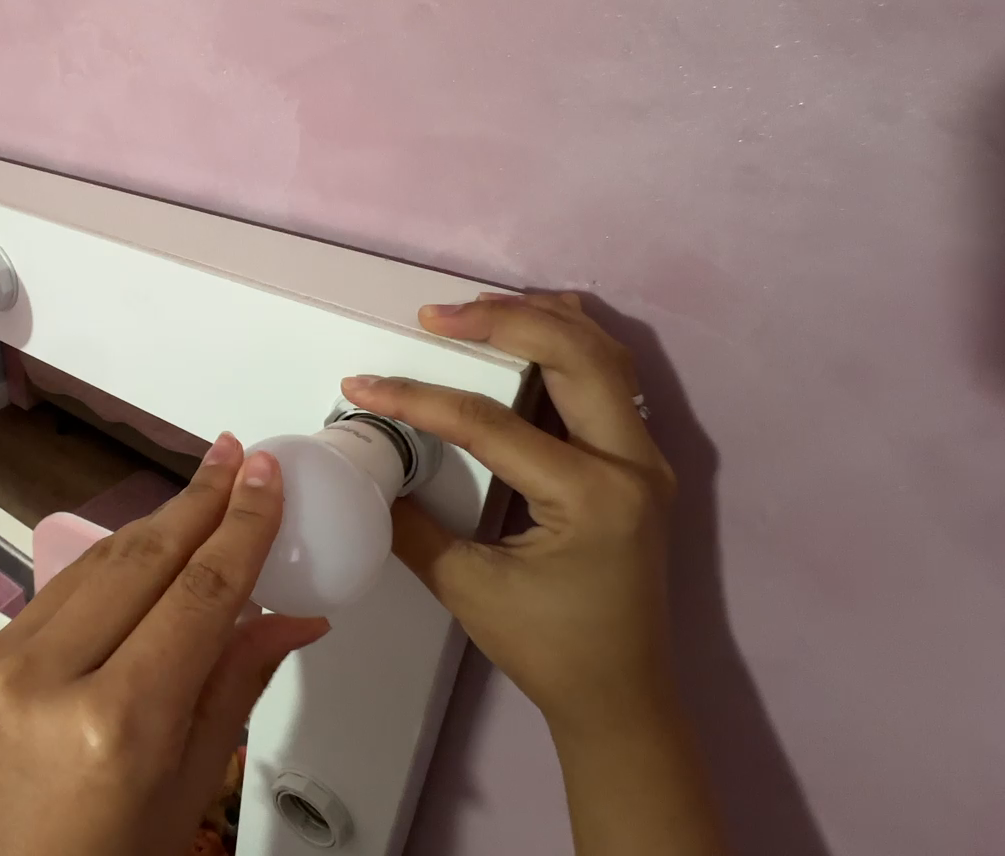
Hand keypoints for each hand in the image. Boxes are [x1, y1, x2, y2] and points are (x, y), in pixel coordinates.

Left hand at [0, 435, 330, 855]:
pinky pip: (65, 586)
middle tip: (238, 454)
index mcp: (115, 723)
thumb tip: (292, 614)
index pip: (197, 597)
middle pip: (142, 560)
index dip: (240, 527)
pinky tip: (151, 540)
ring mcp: (5, 658)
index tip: (266, 475)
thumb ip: (234, 685)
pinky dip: (116, 557)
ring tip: (206, 486)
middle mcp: (49, 675)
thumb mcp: (188, 789)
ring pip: (100, 561)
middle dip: (198, 499)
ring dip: (158, 520)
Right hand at [342, 292, 676, 733]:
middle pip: (575, 356)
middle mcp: (632, 464)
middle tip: (435, 316)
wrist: (621, 695)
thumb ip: (409, 523)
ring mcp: (644, 458)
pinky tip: (530, 330)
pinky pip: (610, 378)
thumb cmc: (548, 647)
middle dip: (501, 322)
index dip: (416, 398)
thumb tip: (366, 474)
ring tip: (476, 308)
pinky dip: (568, 341)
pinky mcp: (636, 461)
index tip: (360, 385)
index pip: (489, 422)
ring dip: (540, 320)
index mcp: (591, 496)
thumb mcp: (465, 586)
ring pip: (604, 354)